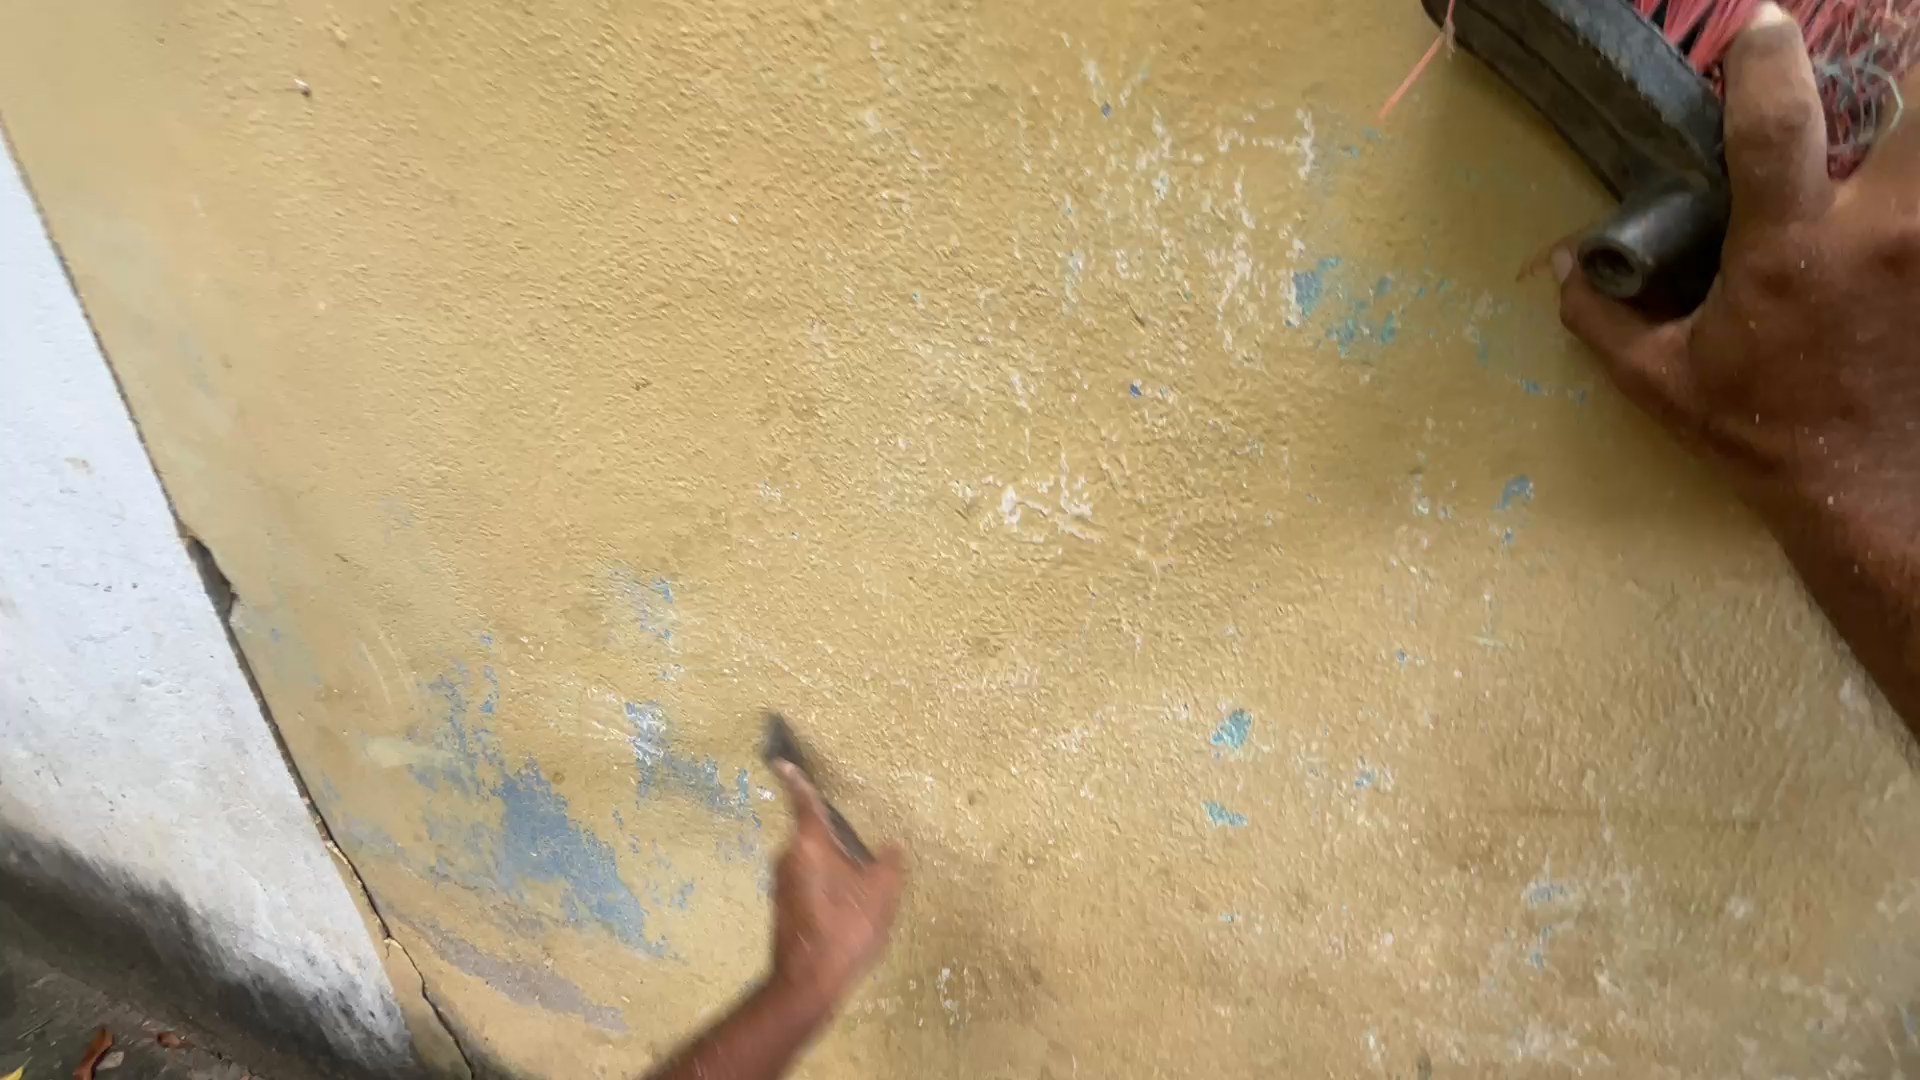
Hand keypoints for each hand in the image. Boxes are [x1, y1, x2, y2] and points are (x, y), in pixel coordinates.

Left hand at [767, 761, 906, 1012]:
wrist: (808, 984)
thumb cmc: (846, 925)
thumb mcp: (882, 889)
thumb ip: (889, 861)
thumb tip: (891, 847)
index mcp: (810, 842)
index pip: (804, 800)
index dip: (795, 778)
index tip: (780, 760)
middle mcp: (789, 856)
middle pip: (812, 834)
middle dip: (835, 837)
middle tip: (859, 844)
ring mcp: (782, 884)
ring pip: (811, 861)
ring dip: (833, 866)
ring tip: (860, 885)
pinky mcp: (783, 909)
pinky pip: (809, 882)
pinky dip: (827, 886)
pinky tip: (848, 908)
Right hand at [1557, 2, 1919, 516]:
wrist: (1860, 470)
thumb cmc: (1746, 422)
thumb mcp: (1649, 376)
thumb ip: (1600, 316)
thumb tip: (1568, 262)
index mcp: (1786, 257)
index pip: (1776, 136)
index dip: (1765, 70)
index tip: (1759, 26)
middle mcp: (1882, 229)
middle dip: (1901, 50)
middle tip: (1870, 32)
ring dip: (1917, 99)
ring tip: (1893, 82)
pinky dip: (1918, 163)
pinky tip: (1892, 168)